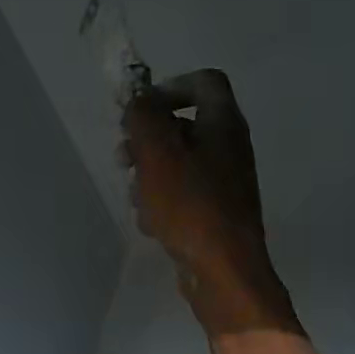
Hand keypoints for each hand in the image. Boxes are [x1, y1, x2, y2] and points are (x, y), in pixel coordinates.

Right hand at [122, 70, 297, 335]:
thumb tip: (140, 100)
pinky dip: (163, 203)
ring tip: (139, 199)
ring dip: (150, 176)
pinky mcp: (216, 213)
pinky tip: (153, 224)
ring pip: (177, 164)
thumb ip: (144, 115)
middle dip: (148, 141)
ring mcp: (225, 182)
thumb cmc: (191, 205)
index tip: (140, 111)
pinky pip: (182, 195)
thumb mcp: (158, 152)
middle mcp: (229, 147)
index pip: (204, 81)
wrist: (224, 271)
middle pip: (183, 125)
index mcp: (224, 123)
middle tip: (124, 159)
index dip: (169, 87)